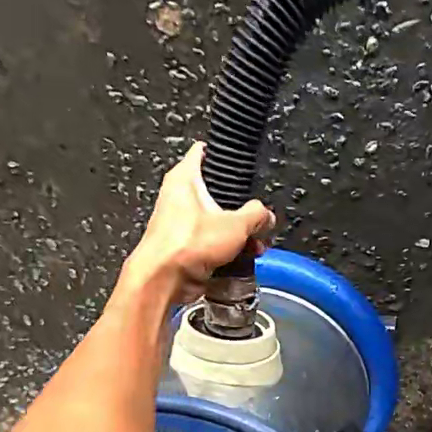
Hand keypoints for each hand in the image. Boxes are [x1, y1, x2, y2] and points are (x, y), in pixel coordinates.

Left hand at [120, 142, 275, 304]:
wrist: (164, 279)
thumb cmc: (185, 245)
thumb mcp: (236, 224)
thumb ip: (257, 215)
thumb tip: (266, 215)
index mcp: (185, 178)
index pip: (203, 153)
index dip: (222, 154)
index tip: (237, 161)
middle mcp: (179, 197)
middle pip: (218, 194)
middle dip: (241, 209)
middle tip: (256, 218)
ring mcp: (181, 223)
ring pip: (217, 220)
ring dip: (238, 233)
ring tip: (253, 244)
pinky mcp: (185, 246)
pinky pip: (212, 242)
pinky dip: (228, 249)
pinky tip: (242, 258)